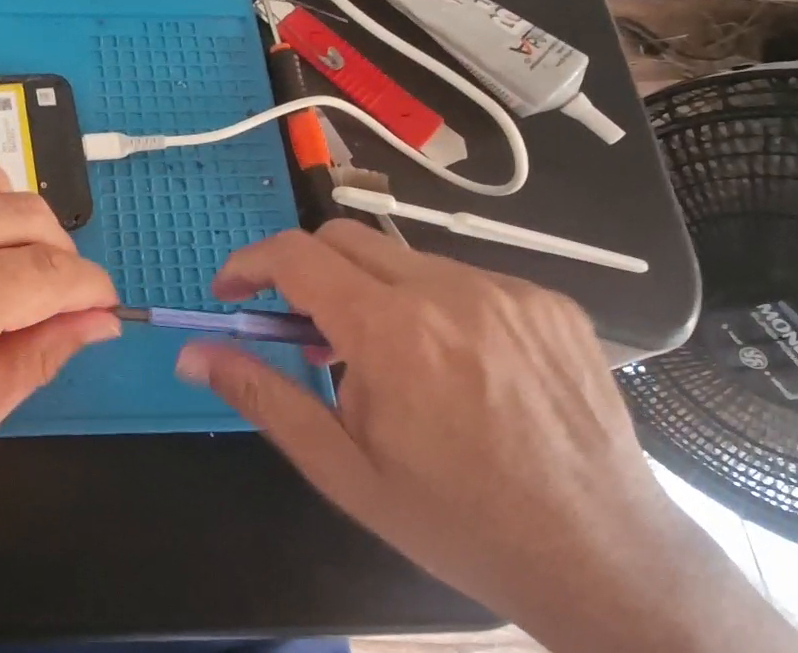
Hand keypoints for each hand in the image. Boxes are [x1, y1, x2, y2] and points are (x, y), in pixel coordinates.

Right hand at [178, 221, 797, 652]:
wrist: (605, 560)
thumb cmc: (456, 521)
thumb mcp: (340, 467)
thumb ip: (261, 395)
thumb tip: (192, 353)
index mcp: (391, 331)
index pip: (295, 254)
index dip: (249, 263)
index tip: (231, 293)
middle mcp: (448, 291)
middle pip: (343, 238)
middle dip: (303, 270)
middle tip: (301, 330)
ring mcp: (508, 291)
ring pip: (403, 258)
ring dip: (368, 291)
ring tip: (382, 360)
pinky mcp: (549, 304)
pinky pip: (462, 279)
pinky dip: (430, 304)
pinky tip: (450, 366)